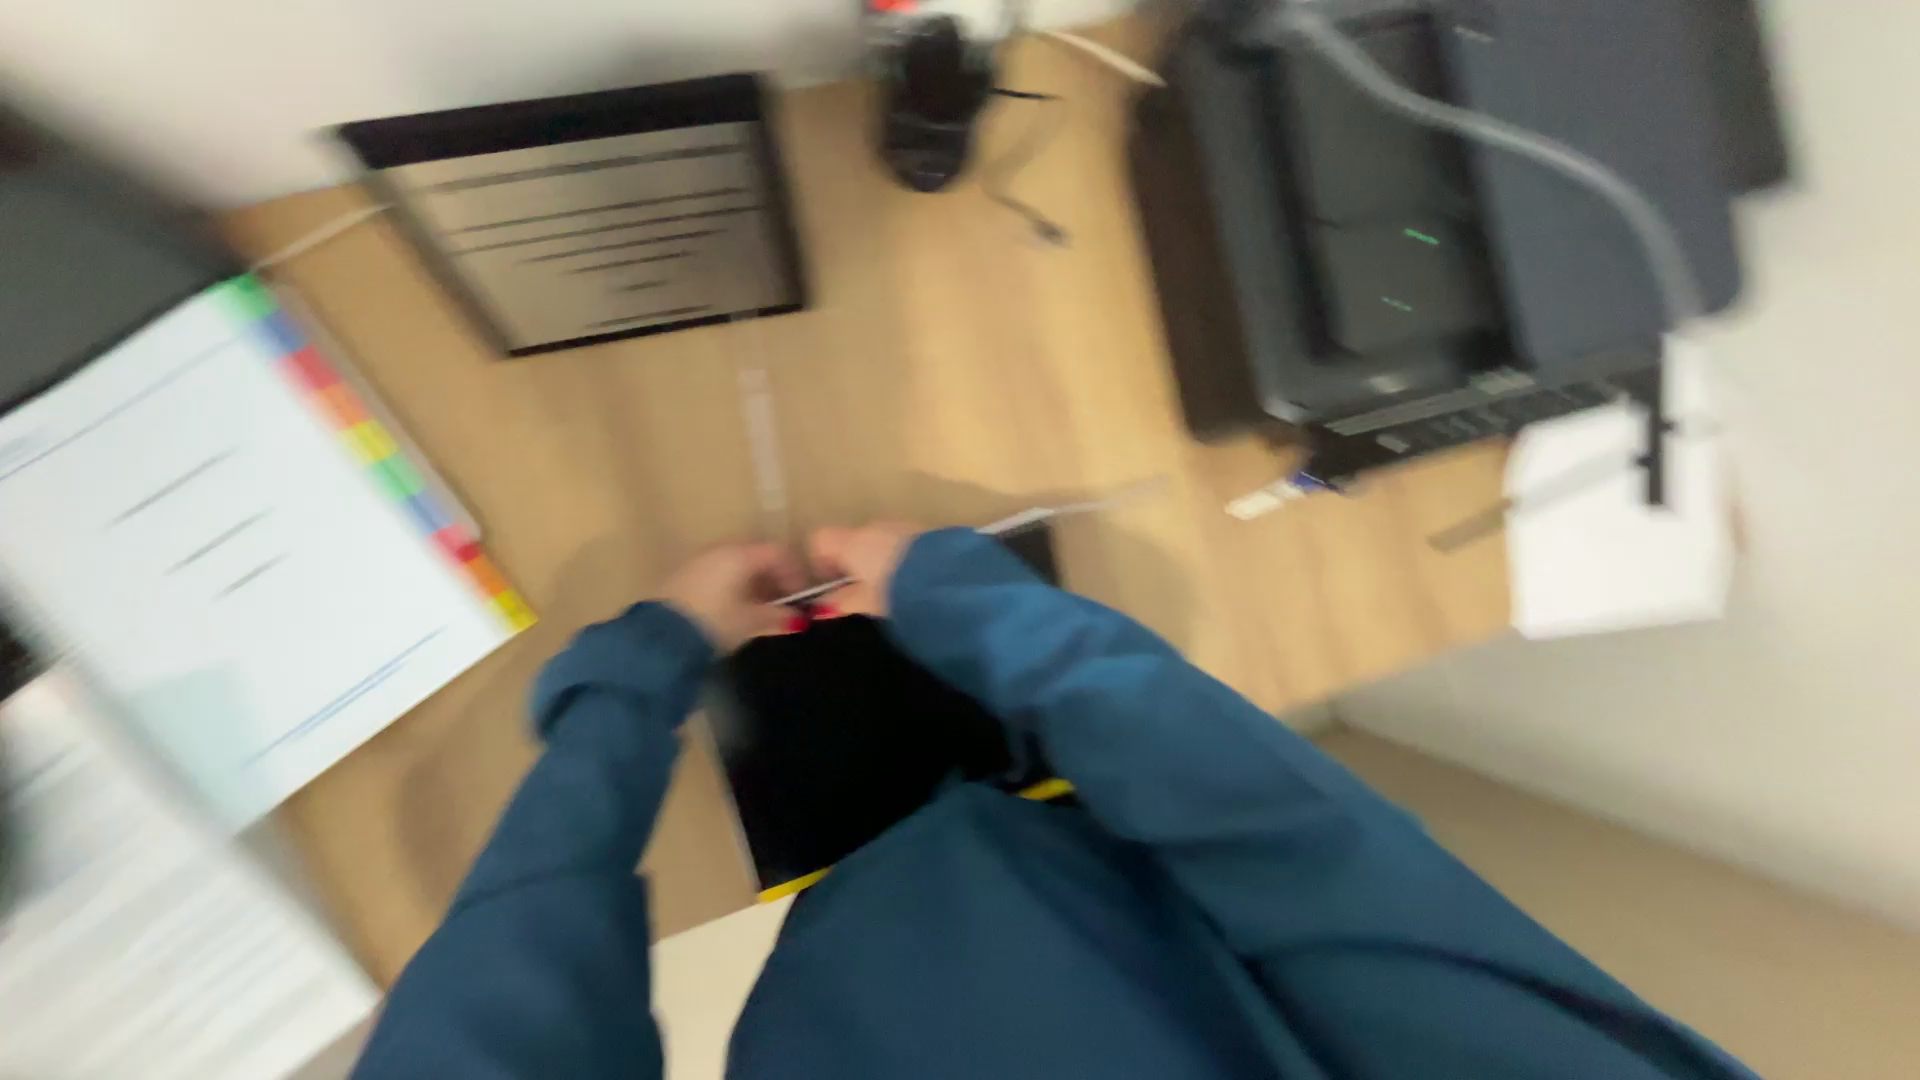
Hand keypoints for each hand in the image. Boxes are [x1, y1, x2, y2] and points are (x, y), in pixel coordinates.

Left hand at [660, 542, 806, 651]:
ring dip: (754, 582)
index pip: (779, 553)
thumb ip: (778, 617)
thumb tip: (798, 619)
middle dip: (775, 577)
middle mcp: (720, 548)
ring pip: (737, 563)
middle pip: (758, 555)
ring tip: (760, 609)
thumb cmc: (713, 622)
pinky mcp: (684, 574)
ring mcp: (699, 560)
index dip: (796, 574)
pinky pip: (719, 572)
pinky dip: (734, 585)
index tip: (802, 598)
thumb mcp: (750, 622)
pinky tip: (734, 608)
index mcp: (741, 554)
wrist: (658, 637)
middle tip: (783, 602)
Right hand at [808, 522, 922, 617]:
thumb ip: (843, 601)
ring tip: (891, 588)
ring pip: (879, 539)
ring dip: (879, 558)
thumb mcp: (869, 601)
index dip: (821, 560)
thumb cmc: (899, 590)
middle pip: (852, 539)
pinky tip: (912, 578)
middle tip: (862, 591)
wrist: (950, 576)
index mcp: (853, 542)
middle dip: (854, 562)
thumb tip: (823, 606)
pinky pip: (903, 540)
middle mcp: (874, 527)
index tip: (831, 584)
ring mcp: (902, 525)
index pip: (821, 539)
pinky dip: (901, 556)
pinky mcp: (926, 530)